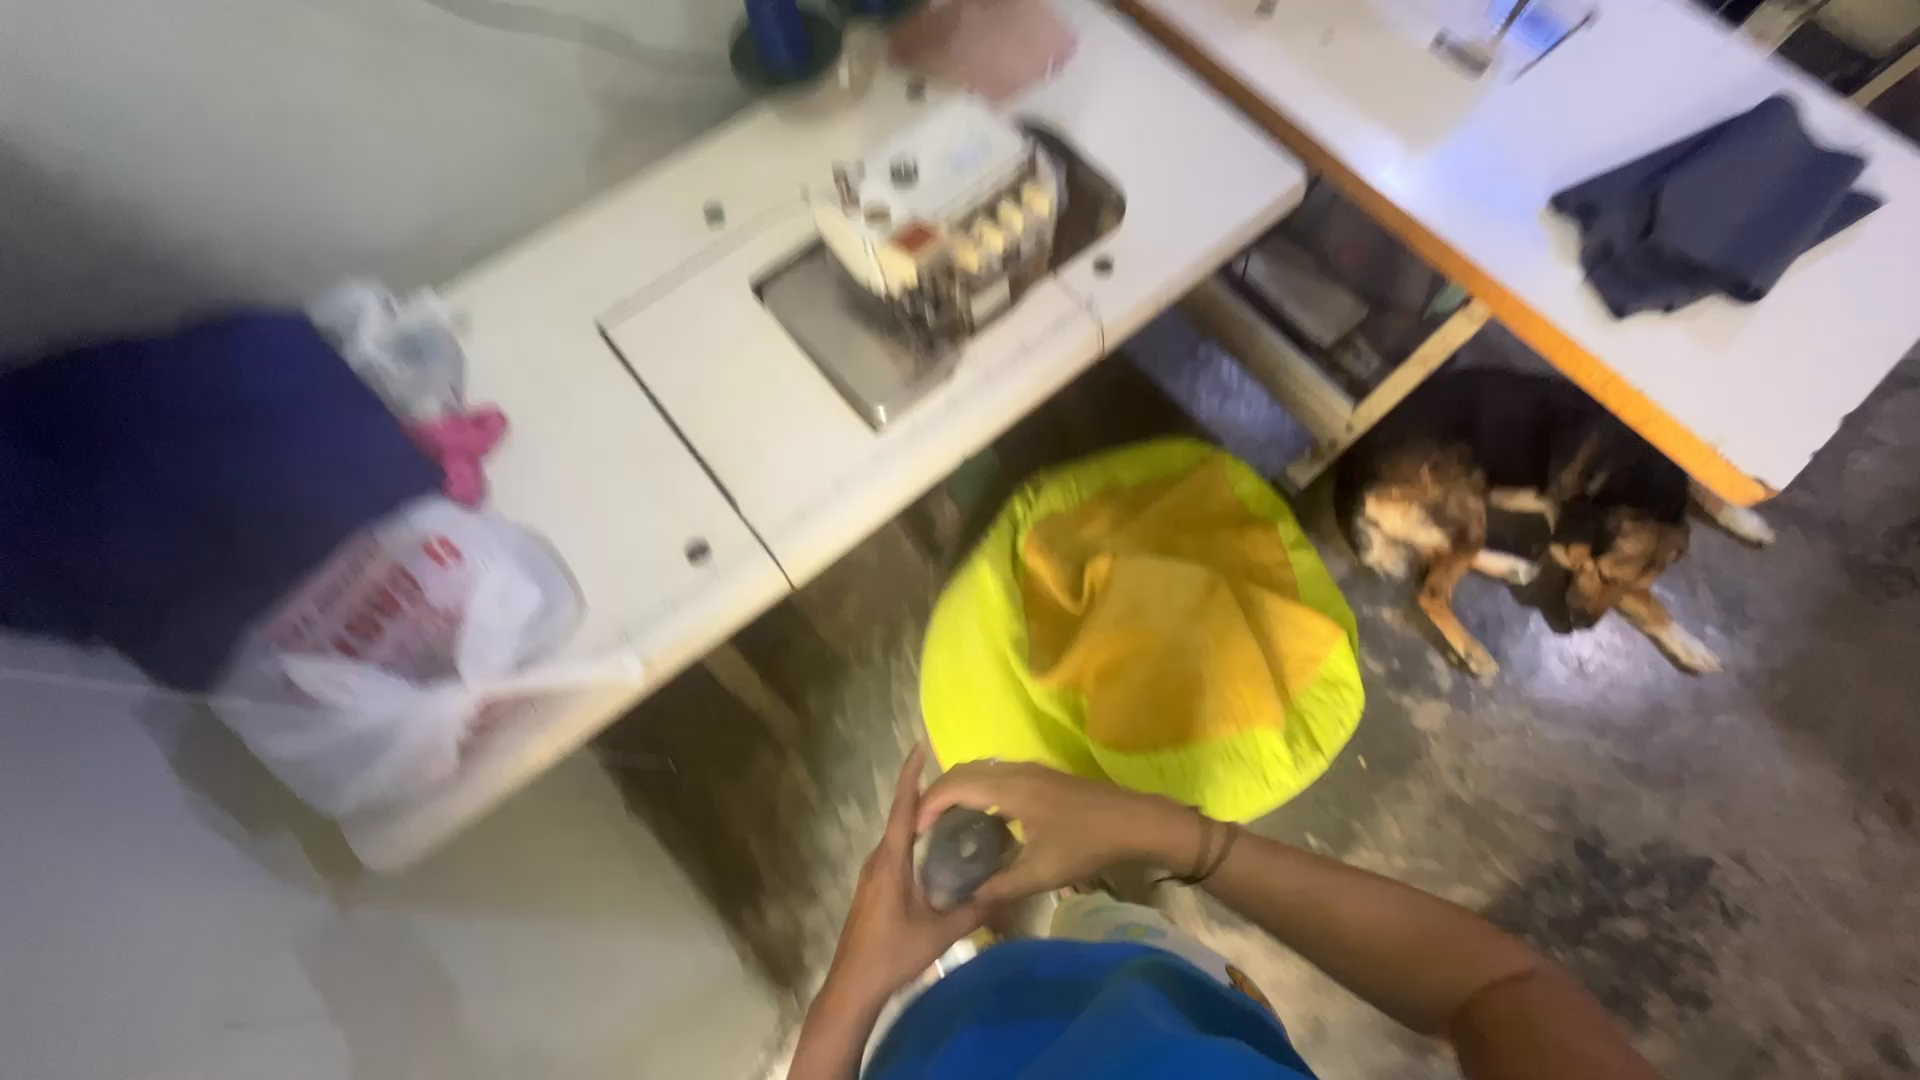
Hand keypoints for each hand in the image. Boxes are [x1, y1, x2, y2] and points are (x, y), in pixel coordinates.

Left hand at [822, 747, 991, 1007]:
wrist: (852, 988)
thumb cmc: (892, 955)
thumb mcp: (939, 934)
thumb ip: (973, 911)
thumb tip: (1007, 892)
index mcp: (891, 862)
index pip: (902, 808)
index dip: (911, 776)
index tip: (920, 747)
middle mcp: (878, 860)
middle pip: (901, 818)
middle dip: (925, 796)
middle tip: (957, 784)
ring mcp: (872, 874)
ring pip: (898, 837)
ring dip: (920, 821)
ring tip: (952, 812)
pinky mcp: (872, 888)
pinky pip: (895, 853)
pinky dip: (914, 842)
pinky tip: (934, 853)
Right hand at [915, 760, 1195, 903]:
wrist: (1135, 821)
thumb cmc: (1087, 845)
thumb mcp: (1042, 873)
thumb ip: (1000, 885)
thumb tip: (965, 899)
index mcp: (1009, 787)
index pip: (954, 786)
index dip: (928, 806)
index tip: (914, 832)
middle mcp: (1014, 770)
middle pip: (962, 771)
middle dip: (937, 794)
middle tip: (923, 827)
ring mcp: (1029, 769)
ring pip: (979, 770)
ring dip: (957, 789)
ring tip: (946, 823)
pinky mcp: (1040, 775)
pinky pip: (995, 774)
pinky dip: (977, 789)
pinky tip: (982, 818)